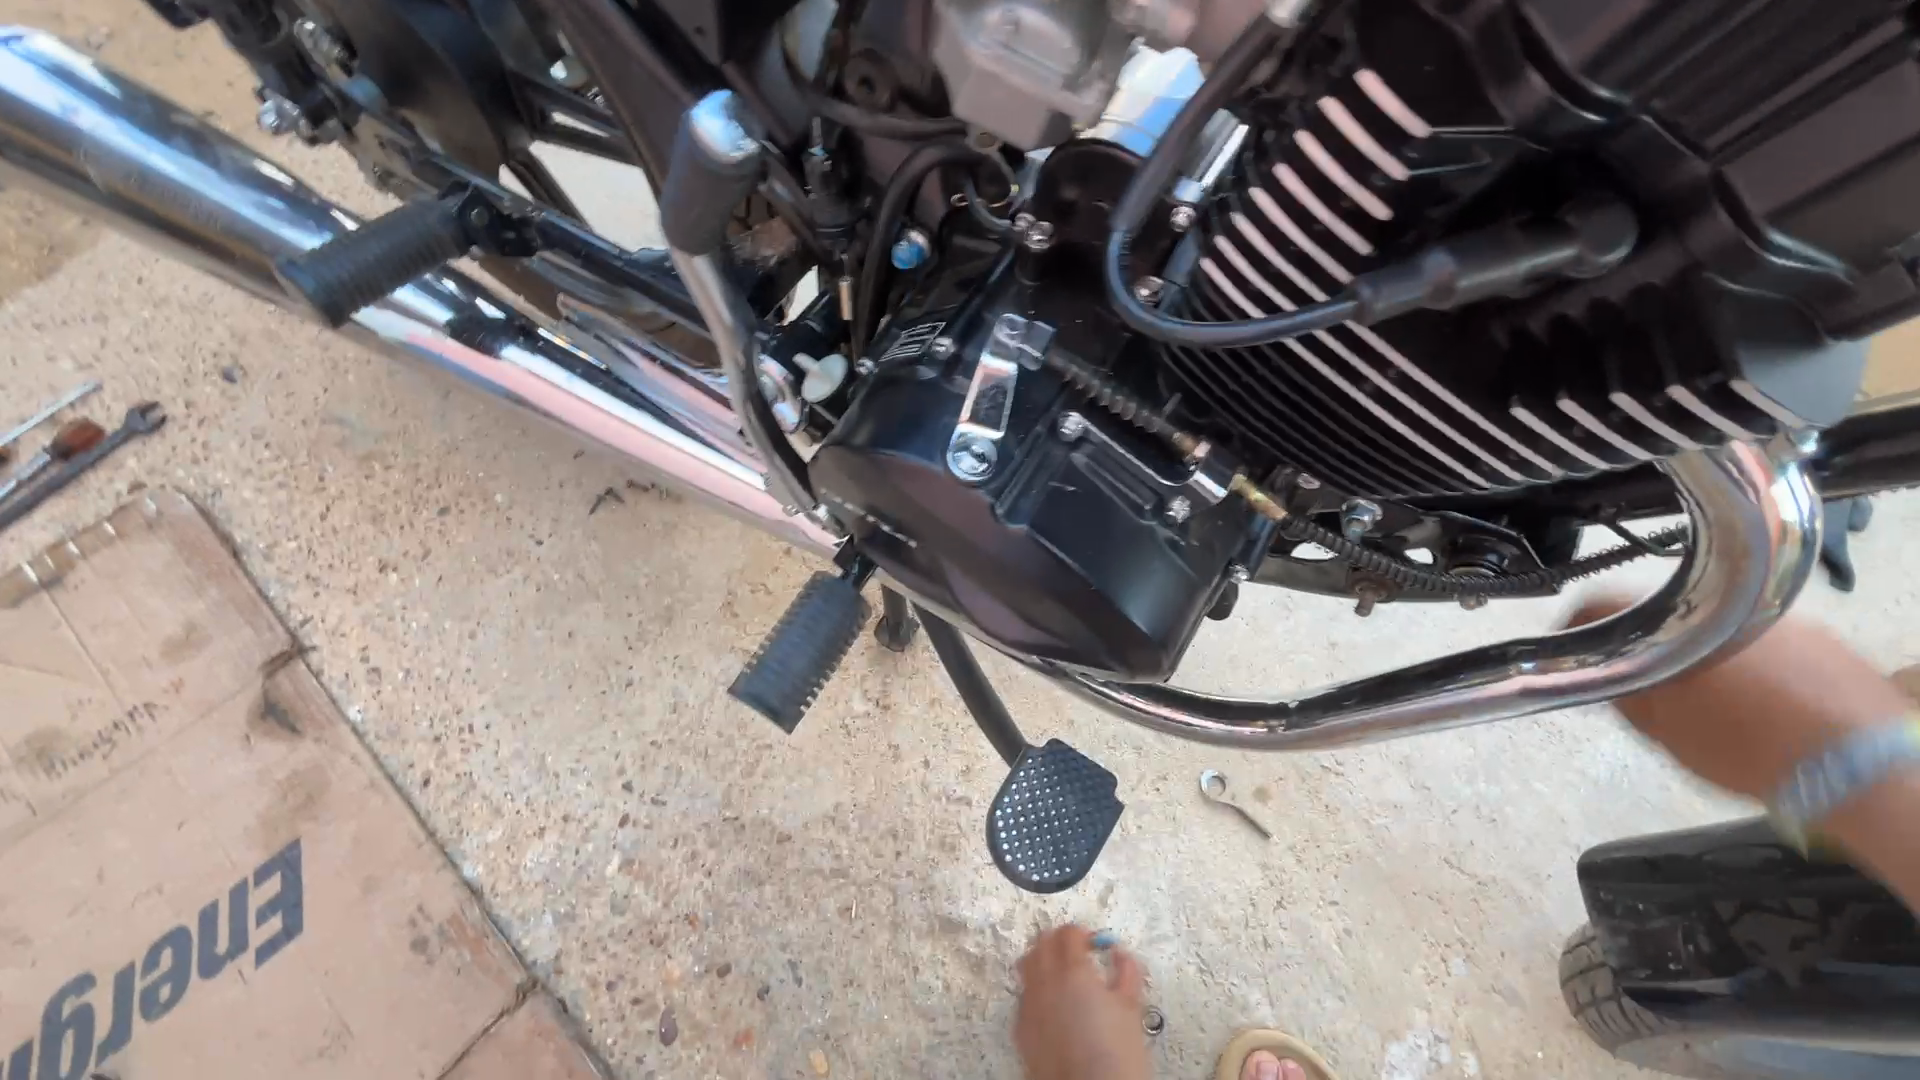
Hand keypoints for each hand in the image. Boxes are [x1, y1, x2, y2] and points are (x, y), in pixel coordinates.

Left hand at [1014, 925, 1150, 1079]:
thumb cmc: (1116, 1055)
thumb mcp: (1131, 1009)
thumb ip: (1126, 971)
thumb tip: (1118, 952)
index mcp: (1071, 970)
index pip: (1068, 933)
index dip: (1082, 933)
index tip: (1095, 944)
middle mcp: (1044, 981)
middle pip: (1042, 943)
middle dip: (1059, 941)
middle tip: (1079, 953)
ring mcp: (1027, 1004)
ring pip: (1027, 965)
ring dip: (1043, 960)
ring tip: (1063, 976)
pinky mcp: (1020, 1029)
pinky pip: (1024, 994)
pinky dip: (1037, 989)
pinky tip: (1054, 1006)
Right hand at [1568, 597, 1910, 798]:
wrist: (1873, 772)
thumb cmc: (1749, 748)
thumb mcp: (1661, 729)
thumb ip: (1619, 693)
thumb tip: (1592, 674)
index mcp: (1680, 621)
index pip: (1602, 603)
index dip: (1574, 626)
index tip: (1569, 650)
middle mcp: (1729, 606)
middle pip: (1663, 613)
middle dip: (1644, 642)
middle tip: (1638, 679)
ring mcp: (1785, 621)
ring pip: (1714, 627)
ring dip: (1696, 650)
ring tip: (1701, 694)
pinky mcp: (1830, 642)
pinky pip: (1763, 641)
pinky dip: (1747, 663)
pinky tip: (1754, 701)